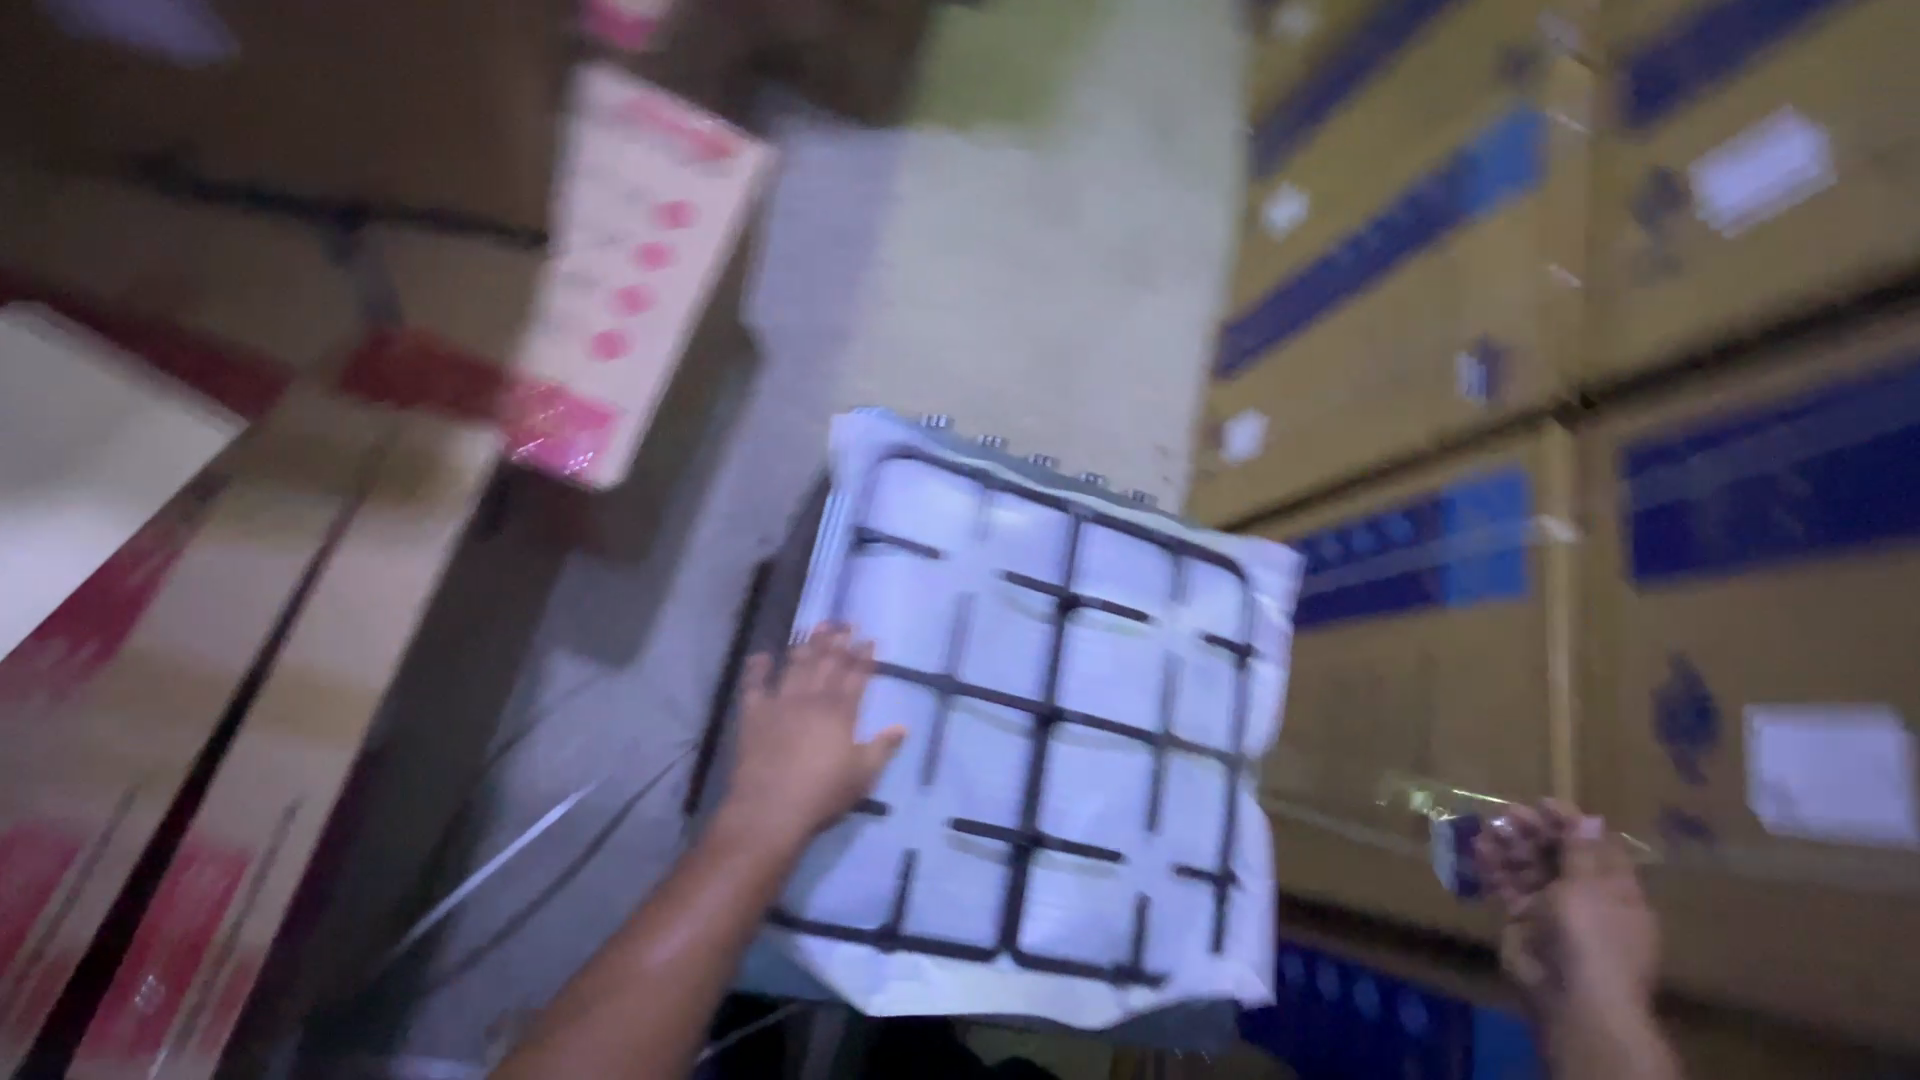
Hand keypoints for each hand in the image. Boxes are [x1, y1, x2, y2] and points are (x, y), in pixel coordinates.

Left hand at [722, 623, 905, 843]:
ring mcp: (781, 703)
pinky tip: (763, 655)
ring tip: (816, 627)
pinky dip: (758, 668)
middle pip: (828, 663)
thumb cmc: (822, 794)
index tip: (870, 639)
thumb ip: (883, 748)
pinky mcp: (754, 714)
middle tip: (845, 622)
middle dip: (839, 641)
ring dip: (808, 644)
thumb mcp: (863, 776)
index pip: (857, 677)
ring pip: (796, 665)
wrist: (770, 809)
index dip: (864, 657)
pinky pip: (755, 685)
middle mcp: (812, 699)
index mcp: (841, 712)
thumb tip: (903, 726)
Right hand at [1477, 803, 1658, 1019]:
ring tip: (1487, 826)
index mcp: (1616, 891)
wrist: (1571, 996)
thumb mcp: (1590, 888)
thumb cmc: (1592, 936)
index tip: (1542, 804)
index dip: (1571, 824)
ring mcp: (1552, 910)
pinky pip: (1507, 886)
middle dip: (1534, 832)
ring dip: (1509, 846)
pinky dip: (1493, 867)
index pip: (1595, 848)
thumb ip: (1582, 851)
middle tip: (1507, 813)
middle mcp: (1585, 897)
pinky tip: (1478, 848)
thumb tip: (1590, 818)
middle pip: (1558, 855)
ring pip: (1529, 868)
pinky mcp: (1523, 920)